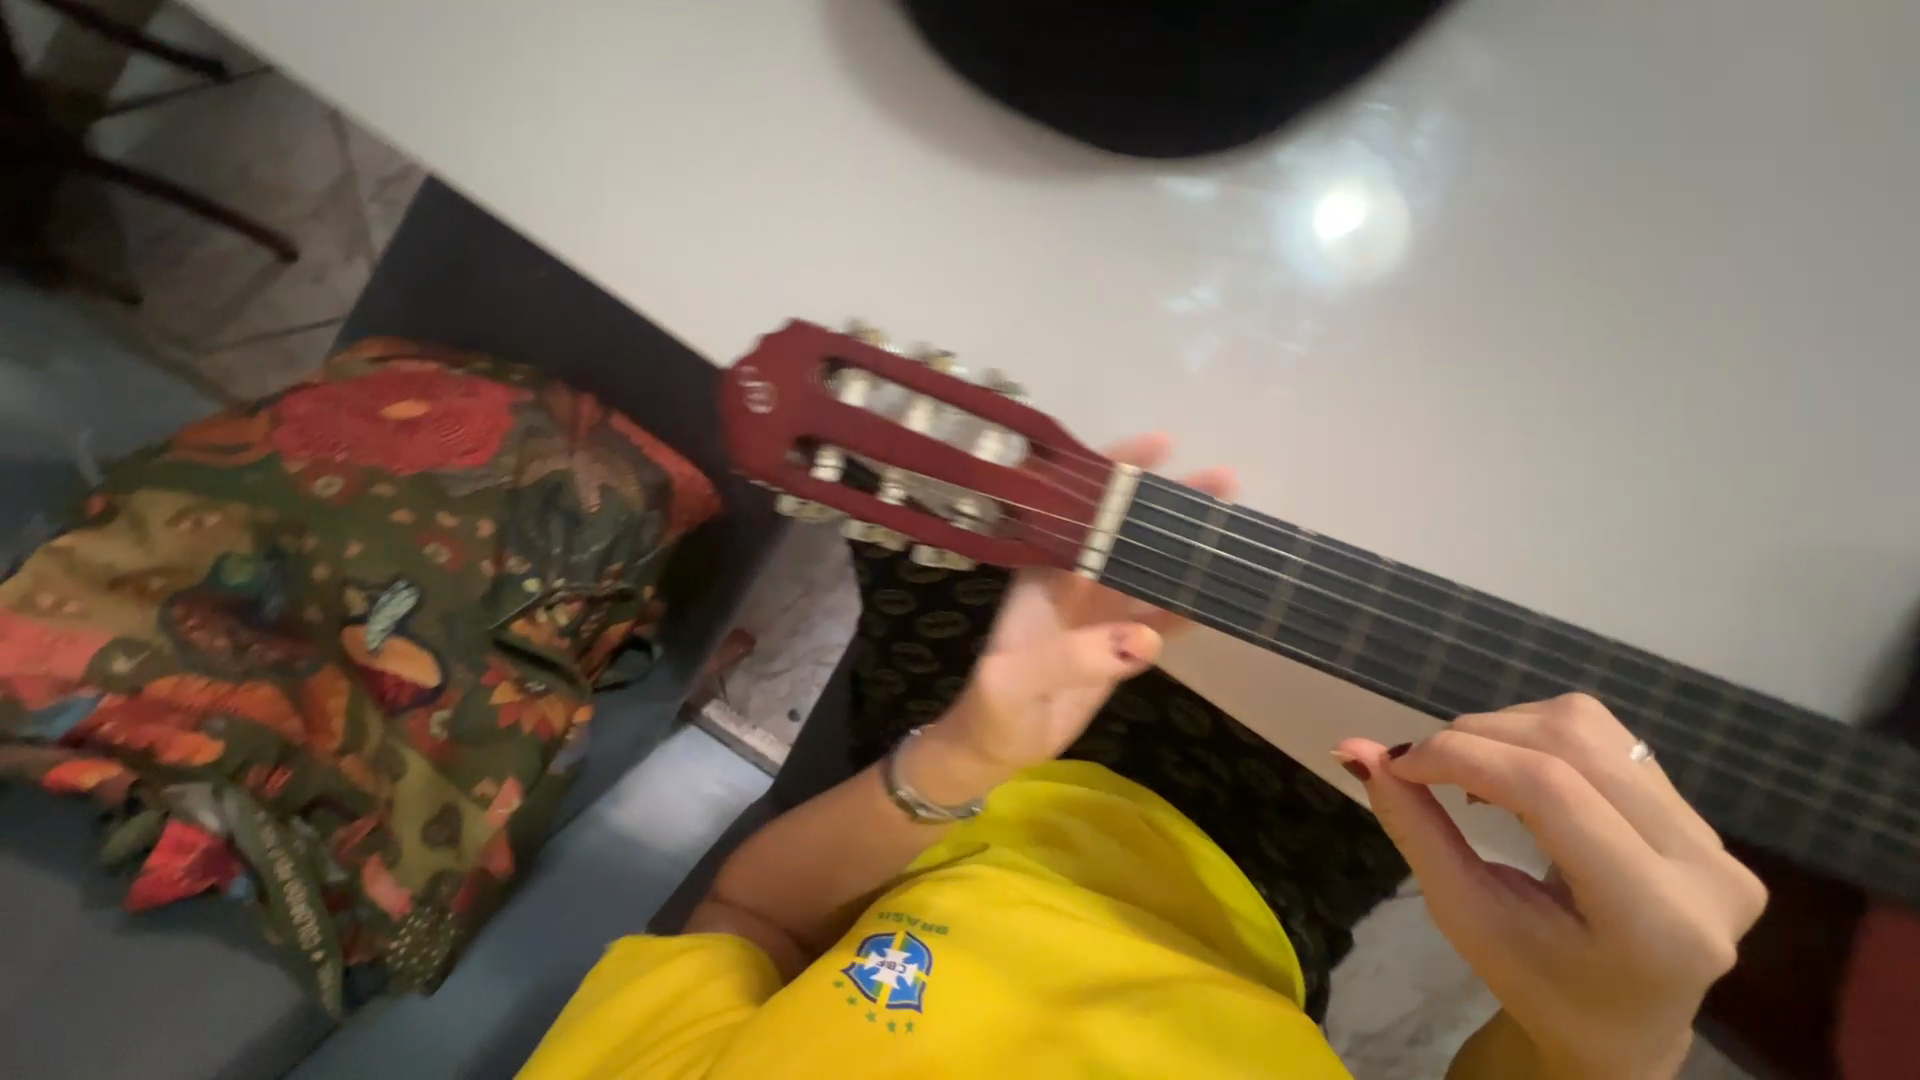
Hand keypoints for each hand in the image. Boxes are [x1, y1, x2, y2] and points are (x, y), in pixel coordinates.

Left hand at [910, 434, 1234, 793]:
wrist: (996, 747)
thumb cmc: (993, 708)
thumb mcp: (1015, 681)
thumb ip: (1071, 657)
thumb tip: (1143, 637)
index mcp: (1043, 574)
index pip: (1081, 510)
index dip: (1116, 474)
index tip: (1161, 443)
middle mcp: (1074, 582)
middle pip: (1127, 531)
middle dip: (1169, 504)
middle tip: (1223, 480)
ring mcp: (1100, 612)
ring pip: (1150, 568)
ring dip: (1187, 549)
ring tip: (1236, 524)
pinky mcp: (1119, 645)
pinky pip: (1161, 616)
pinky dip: (1188, 603)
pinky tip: (1222, 591)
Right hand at [1338, 695, 1767, 1079]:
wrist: (1620, 1027)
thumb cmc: (1536, 985)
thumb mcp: (1464, 914)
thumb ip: (1413, 827)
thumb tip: (1352, 750)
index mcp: (1655, 917)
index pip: (1548, 789)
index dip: (1460, 757)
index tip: (1397, 765)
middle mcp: (1707, 869)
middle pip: (1570, 743)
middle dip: (1474, 736)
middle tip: (1422, 767)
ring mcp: (1715, 840)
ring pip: (1587, 726)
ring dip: (1503, 729)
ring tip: (1468, 772)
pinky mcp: (1699, 819)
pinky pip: (1604, 737)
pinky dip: (1534, 736)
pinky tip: (1512, 775)